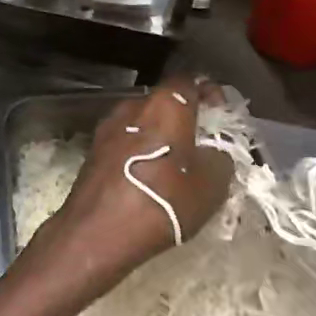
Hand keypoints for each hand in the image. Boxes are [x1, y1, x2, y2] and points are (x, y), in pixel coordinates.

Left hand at [0, 78, 232, 315]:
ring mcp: (108, 126)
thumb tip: (214, 153)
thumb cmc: (162, 203)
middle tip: (202, 143)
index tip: (221, 116)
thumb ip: (220, 158)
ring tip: (176, 163)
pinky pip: (126, 141)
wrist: (97, 233)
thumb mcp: (211, 186)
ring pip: (143, 122)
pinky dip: (140, 151)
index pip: (191, 82)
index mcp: (166, 104)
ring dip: (160, 135)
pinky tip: (150, 176)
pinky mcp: (94, 149)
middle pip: (165, 101)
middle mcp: (133, 105)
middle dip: (185, 118)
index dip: (210, 94)